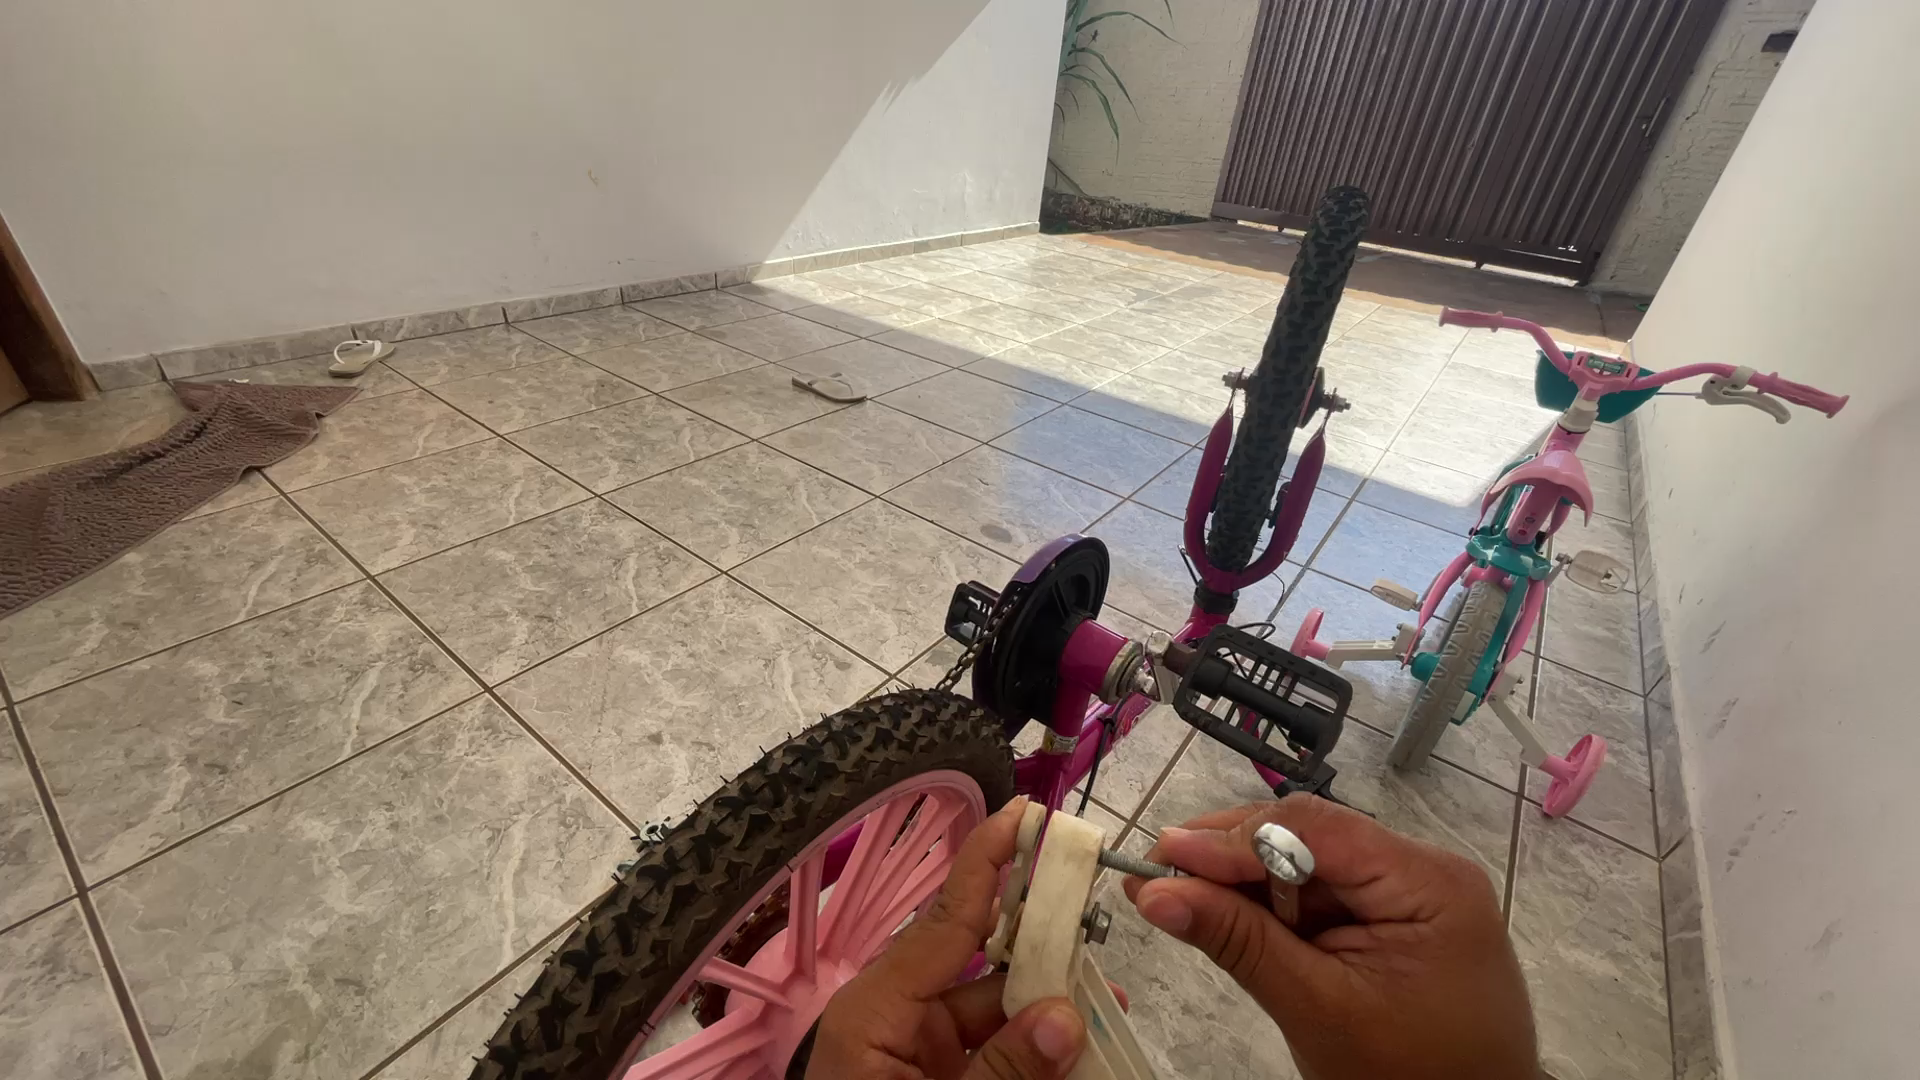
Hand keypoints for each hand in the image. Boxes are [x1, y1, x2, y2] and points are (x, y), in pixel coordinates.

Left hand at [806, 796, 1087, 1079]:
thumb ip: (1001, 1071)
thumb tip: (1067, 1013)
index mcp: (881, 1005)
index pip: (949, 916)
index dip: (990, 859)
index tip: (1025, 812)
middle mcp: (901, 1015)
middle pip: (985, 964)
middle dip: (1044, 948)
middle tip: (1098, 924)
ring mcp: (919, 1052)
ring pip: (999, 1013)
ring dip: (1051, 1010)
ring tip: (1109, 1010)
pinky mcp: (938, 1078)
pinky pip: (995, 1053)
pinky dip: (1036, 1052)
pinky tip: (1082, 1051)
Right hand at [1122, 795, 1536, 1079]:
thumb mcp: (1318, 1010)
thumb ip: (1237, 941)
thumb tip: (1151, 893)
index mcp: (1424, 881)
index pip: (1312, 828)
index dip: (1231, 837)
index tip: (1164, 855)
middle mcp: (1414, 866)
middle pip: (1299, 834)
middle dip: (1225, 854)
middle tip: (1155, 871)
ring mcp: (1398, 886)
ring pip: (1293, 857)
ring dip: (1234, 877)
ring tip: (1172, 889)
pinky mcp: (1379, 909)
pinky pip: (1305, 887)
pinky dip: (1258, 901)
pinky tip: (1215, 908)